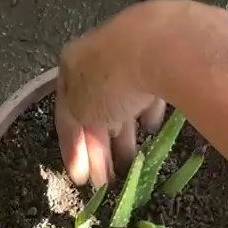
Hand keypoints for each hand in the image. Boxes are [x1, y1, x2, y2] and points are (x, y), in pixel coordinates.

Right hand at [55, 4, 172, 186]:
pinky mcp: (161, 58)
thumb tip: (88, 133)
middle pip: (95, 112)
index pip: (66, 116)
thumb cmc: (110, 82)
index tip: (81, 179)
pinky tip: (151, 130)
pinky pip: (148, 93)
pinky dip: (146, 113)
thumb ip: (75, 127)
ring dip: (123, 137)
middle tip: (106, 181)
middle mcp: (97, 58)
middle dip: (99, 149)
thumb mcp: (79, 112)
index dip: (72, 151)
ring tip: (130, 165)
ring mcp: (130, 56)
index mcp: (70, 66)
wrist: (160, 47)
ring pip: (121, 104)